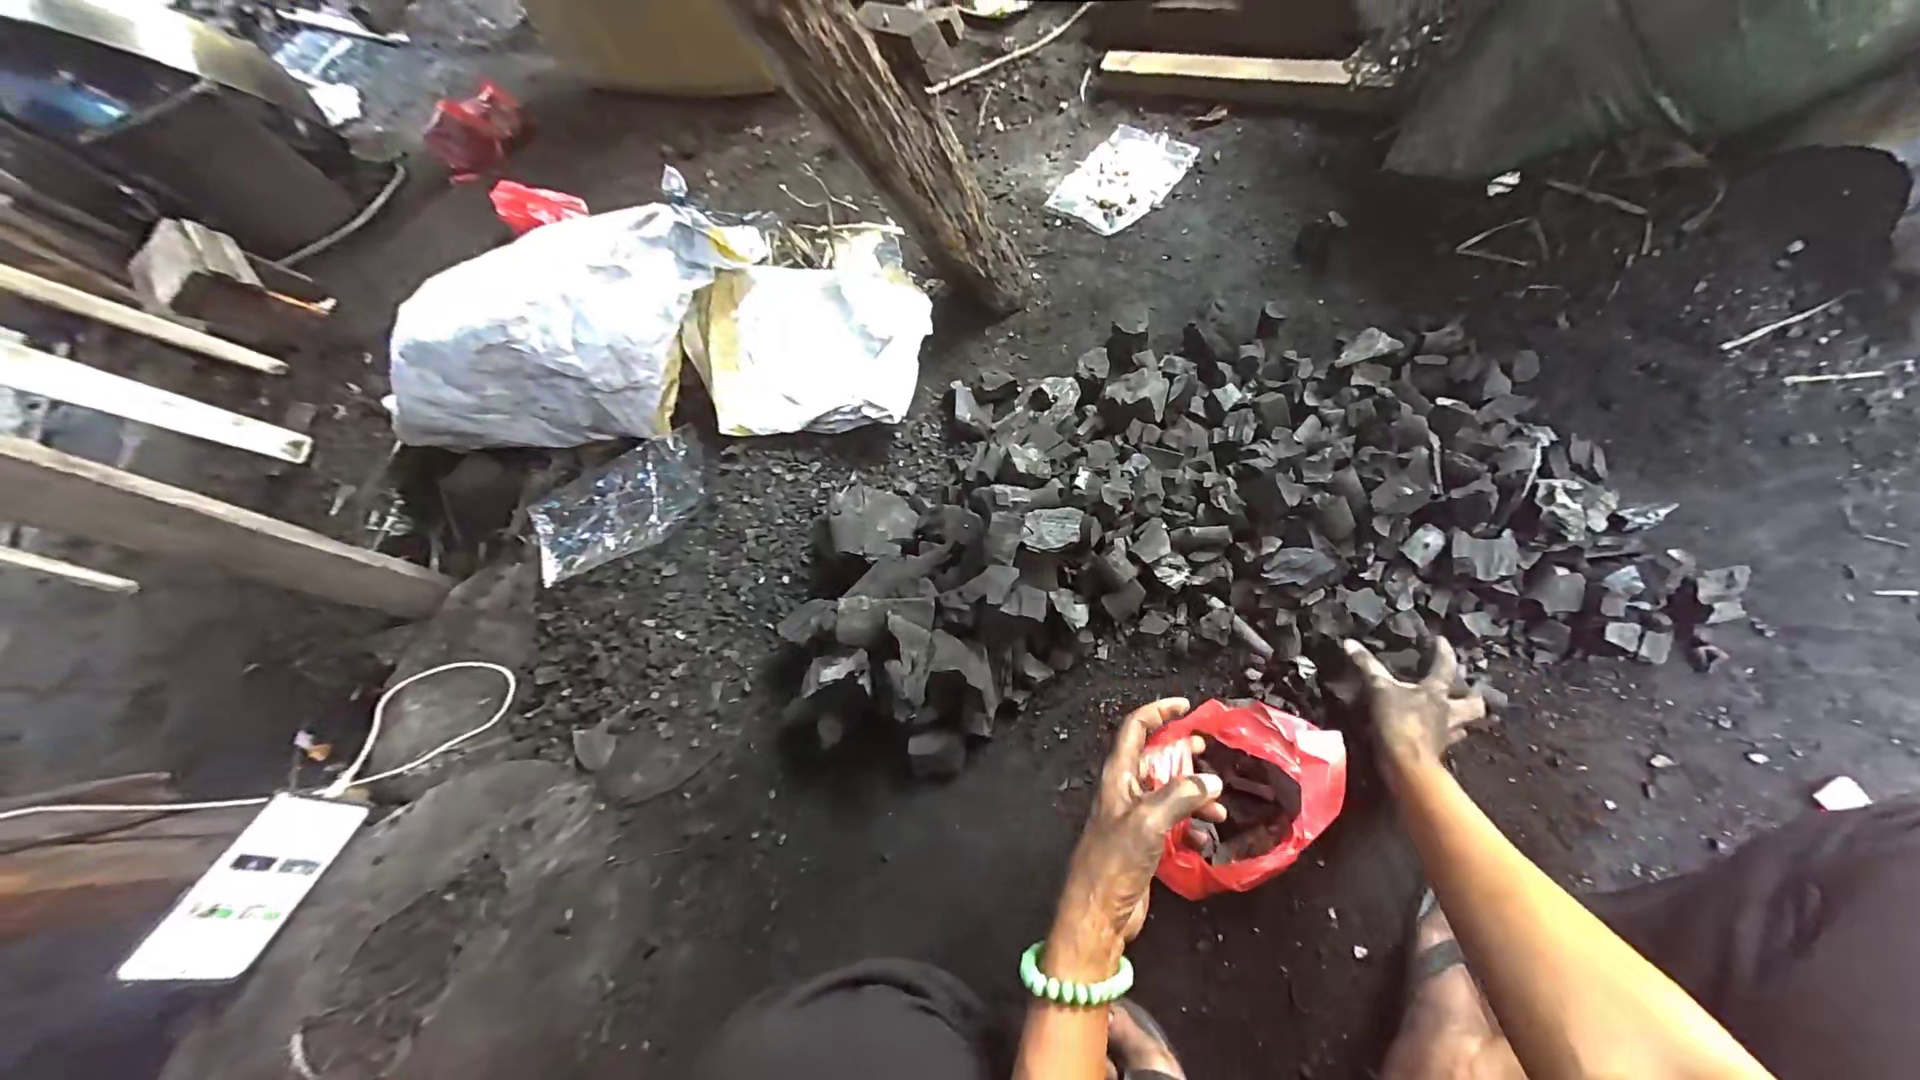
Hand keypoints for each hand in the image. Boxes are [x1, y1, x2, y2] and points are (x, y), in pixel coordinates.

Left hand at [1043, 699, 1224, 982]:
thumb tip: (1210, 780)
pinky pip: (1174, 821)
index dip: (1158, 712)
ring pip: (1170, 790)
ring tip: (1218, 806)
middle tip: (1209, 752)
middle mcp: (1126, 789)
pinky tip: (1205, 838)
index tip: (1185, 706)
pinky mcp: (1145, 840)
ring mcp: (1135, 815)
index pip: (1136, 728)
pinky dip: (1192, 825)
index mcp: (1118, 775)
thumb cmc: (1114, 860)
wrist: (1098, 910)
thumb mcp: (1149, 821)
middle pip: (1156, 757)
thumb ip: (1180, 796)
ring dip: (1195, 794)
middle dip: (1183, 753)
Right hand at [1342, 638, 1487, 774]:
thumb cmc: (1396, 719)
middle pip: (1473, 704)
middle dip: (1473, 696)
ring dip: (1463, 719)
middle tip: (1470, 690)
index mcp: (1435, 692)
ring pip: (1465, 724)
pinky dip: (1447, 736)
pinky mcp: (1438, 750)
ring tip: (1457, 715)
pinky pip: (1449, 741)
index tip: (1441, 640)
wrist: (1405, 761)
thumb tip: (1349, 642)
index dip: (1443, 652)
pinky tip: (1440, 735)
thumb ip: (1365, 665)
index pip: (1444, 667)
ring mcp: (1446, 733)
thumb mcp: (1377, 687)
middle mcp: (1447, 711)